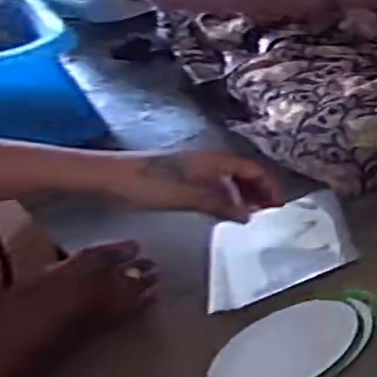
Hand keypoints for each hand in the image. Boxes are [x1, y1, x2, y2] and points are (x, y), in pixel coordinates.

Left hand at [99, 152, 282, 221]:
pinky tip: (218, 209)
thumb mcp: (189, 197)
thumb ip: (222, 205)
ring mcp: (193, 167)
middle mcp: (210, 160)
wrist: (99, 177)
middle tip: (265, 212)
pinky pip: (212, 184)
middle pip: (245, 174)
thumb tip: (248, 216)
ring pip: (228, 180)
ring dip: (240, 195)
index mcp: (218, 161)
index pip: (256, 170)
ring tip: (245, 213)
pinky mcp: (177, 176)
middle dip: (258, 191)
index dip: (270, 187)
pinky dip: (223, 196)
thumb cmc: (148, 184)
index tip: (277, 206)